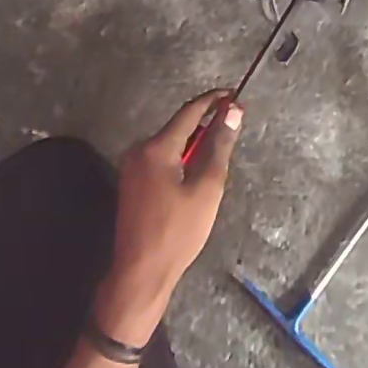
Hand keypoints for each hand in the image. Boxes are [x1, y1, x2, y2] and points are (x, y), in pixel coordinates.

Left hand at [93, 90, 244, 345]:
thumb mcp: (207, 188)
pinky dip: (182, 157)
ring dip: (195, 142)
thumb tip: (233, 112)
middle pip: (178, 127)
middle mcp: (139, 150)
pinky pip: (161, 158)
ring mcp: (132, 167)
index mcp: (157, 148)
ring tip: (220, 151)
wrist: (140, 272)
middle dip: (206, 123)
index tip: (234, 95)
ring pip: (170, 143)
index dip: (213, 101)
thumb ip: (219, 146)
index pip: (189, 112)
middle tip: (234, 126)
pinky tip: (197, 172)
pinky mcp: (132, 182)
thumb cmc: (178, 231)